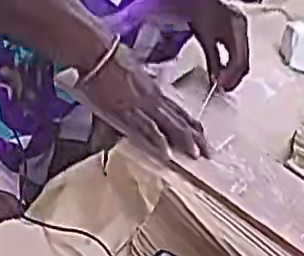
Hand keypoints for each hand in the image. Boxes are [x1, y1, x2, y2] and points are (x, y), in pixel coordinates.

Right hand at [81, 47, 207, 158]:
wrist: (95, 53)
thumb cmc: (109, 63)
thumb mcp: (130, 79)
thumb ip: (139, 96)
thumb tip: (141, 108)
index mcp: (153, 92)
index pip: (178, 111)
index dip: (192, 124)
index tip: (202, 136)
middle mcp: (153, 99)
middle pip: (179, 120)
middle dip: (195, 137)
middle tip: (208, 153)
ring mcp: (143, 105)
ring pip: (169, 125)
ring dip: (183, 140)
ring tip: (196, 154)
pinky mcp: (129, 112)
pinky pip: (147, 128)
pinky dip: (157, 141)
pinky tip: (167, 153)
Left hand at [180, 0, 249, 90]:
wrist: (197, 1)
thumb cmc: (201, 11)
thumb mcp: (206, 40)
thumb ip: (213, 62)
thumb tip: (216, 80)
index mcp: (238, 29)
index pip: (240, 61)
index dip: (231, 78)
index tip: (222, 86)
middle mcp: (241, 29)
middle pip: (244, 62)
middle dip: (233, 78)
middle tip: (223, 88)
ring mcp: (239, 30)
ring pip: (242, 60)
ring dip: (233, 73)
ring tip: (223, 83)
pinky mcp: (234, 32)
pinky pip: (238, 54)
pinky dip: (231, 65)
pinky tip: (224, 71)